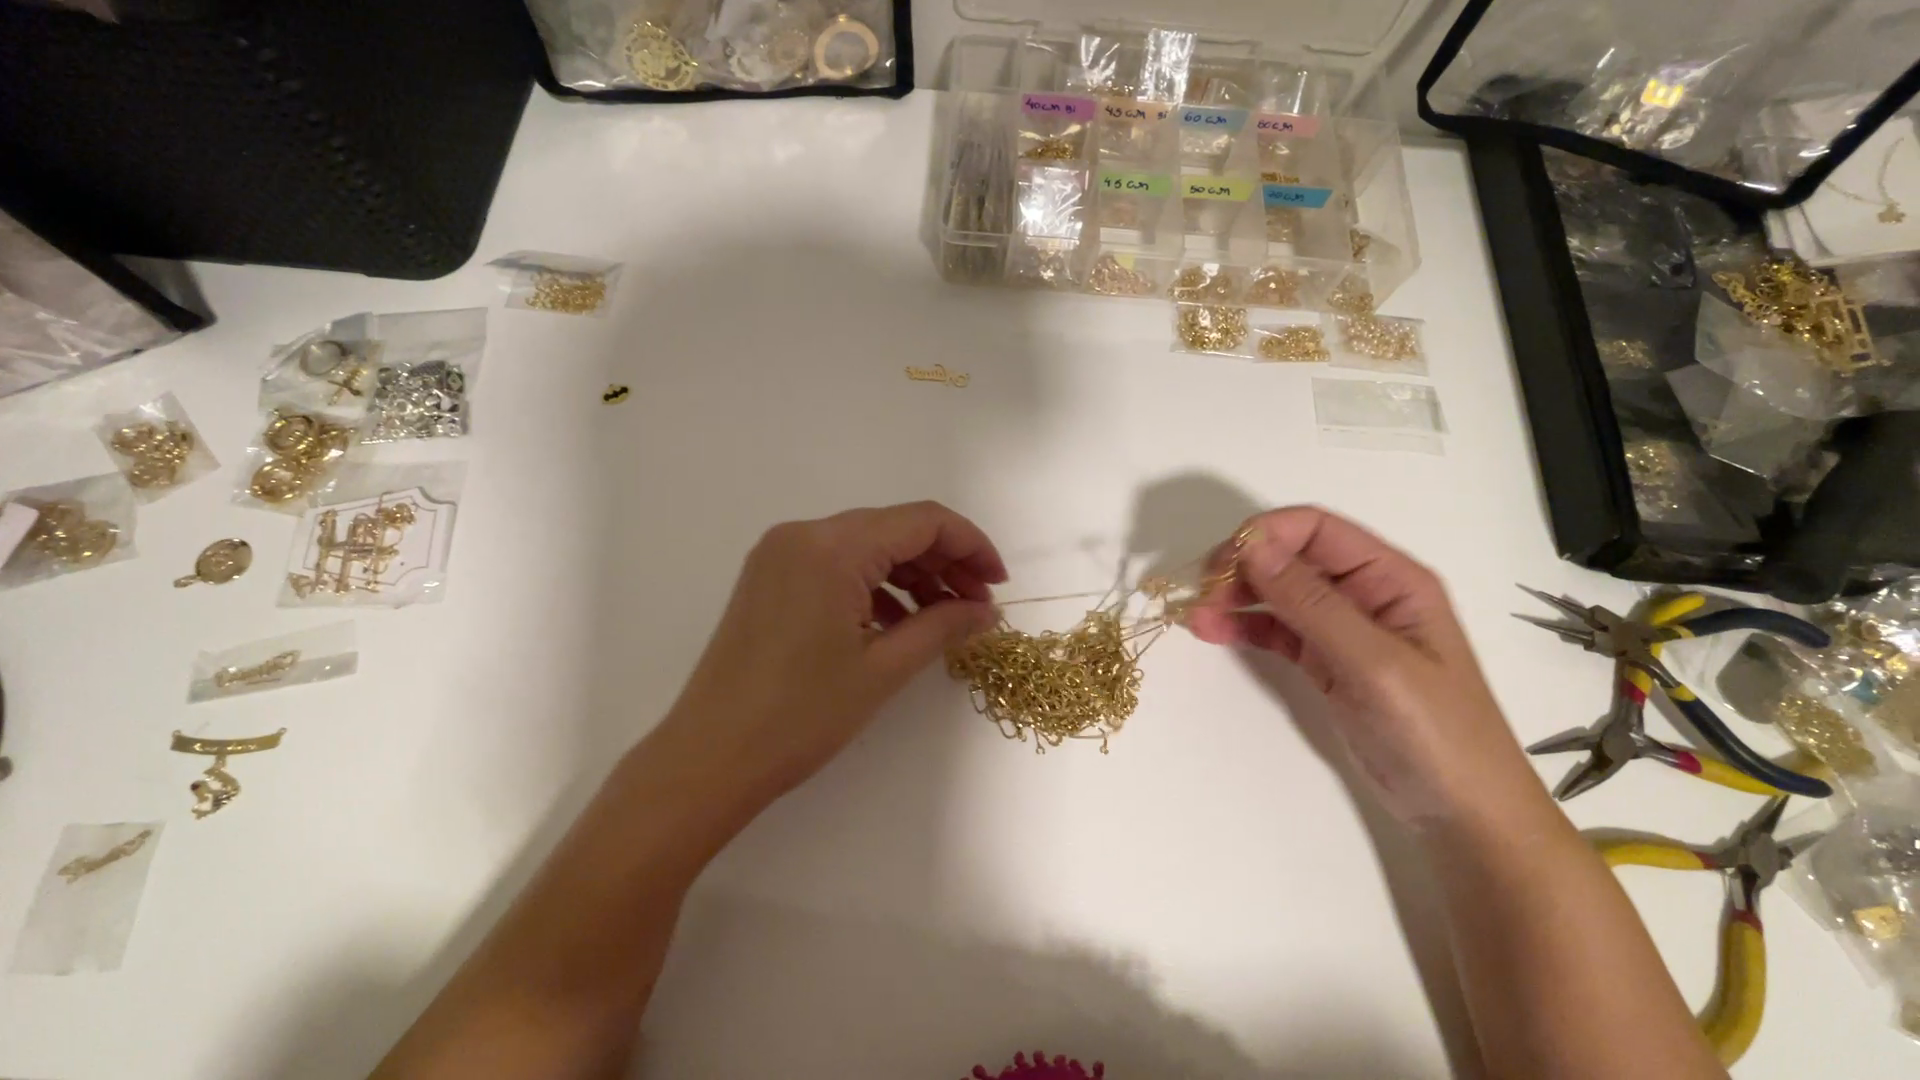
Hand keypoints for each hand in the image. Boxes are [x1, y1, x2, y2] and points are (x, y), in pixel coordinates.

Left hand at [659, 502, 1005, 800]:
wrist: (711, 756)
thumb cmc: (801, 715)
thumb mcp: (883, 669)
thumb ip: (942, 627)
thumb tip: (987, 610)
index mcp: (832, 546)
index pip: (922, 521)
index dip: (971, 545)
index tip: (999, 584)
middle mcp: (803, 534)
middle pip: (893, 529)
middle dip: (944, 562)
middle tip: (978, 606)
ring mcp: (779, 555)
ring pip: (865, 546)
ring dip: (911, 575)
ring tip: (944, 618)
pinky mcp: (768, 578)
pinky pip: (835, 565)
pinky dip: (874, 587)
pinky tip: (898, 623)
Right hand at [1185, 506, 1541, 826]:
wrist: (1462, 811)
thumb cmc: (1435, 733)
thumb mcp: (1374, 664)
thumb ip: (1313, 602)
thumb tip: (1252, 546)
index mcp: (1392, 578)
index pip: (1317, 529)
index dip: (1266, 535)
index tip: (1221, 566)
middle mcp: (1367, 593)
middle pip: (1292, 556)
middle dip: (1243, 567)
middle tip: (1203, 596)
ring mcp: (1346, 629)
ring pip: (1279, 592)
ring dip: (1236, 597)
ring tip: (1196, 618)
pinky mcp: (1328, 662)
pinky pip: (1278, 629)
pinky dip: (1245, 627)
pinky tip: (1214, 632)